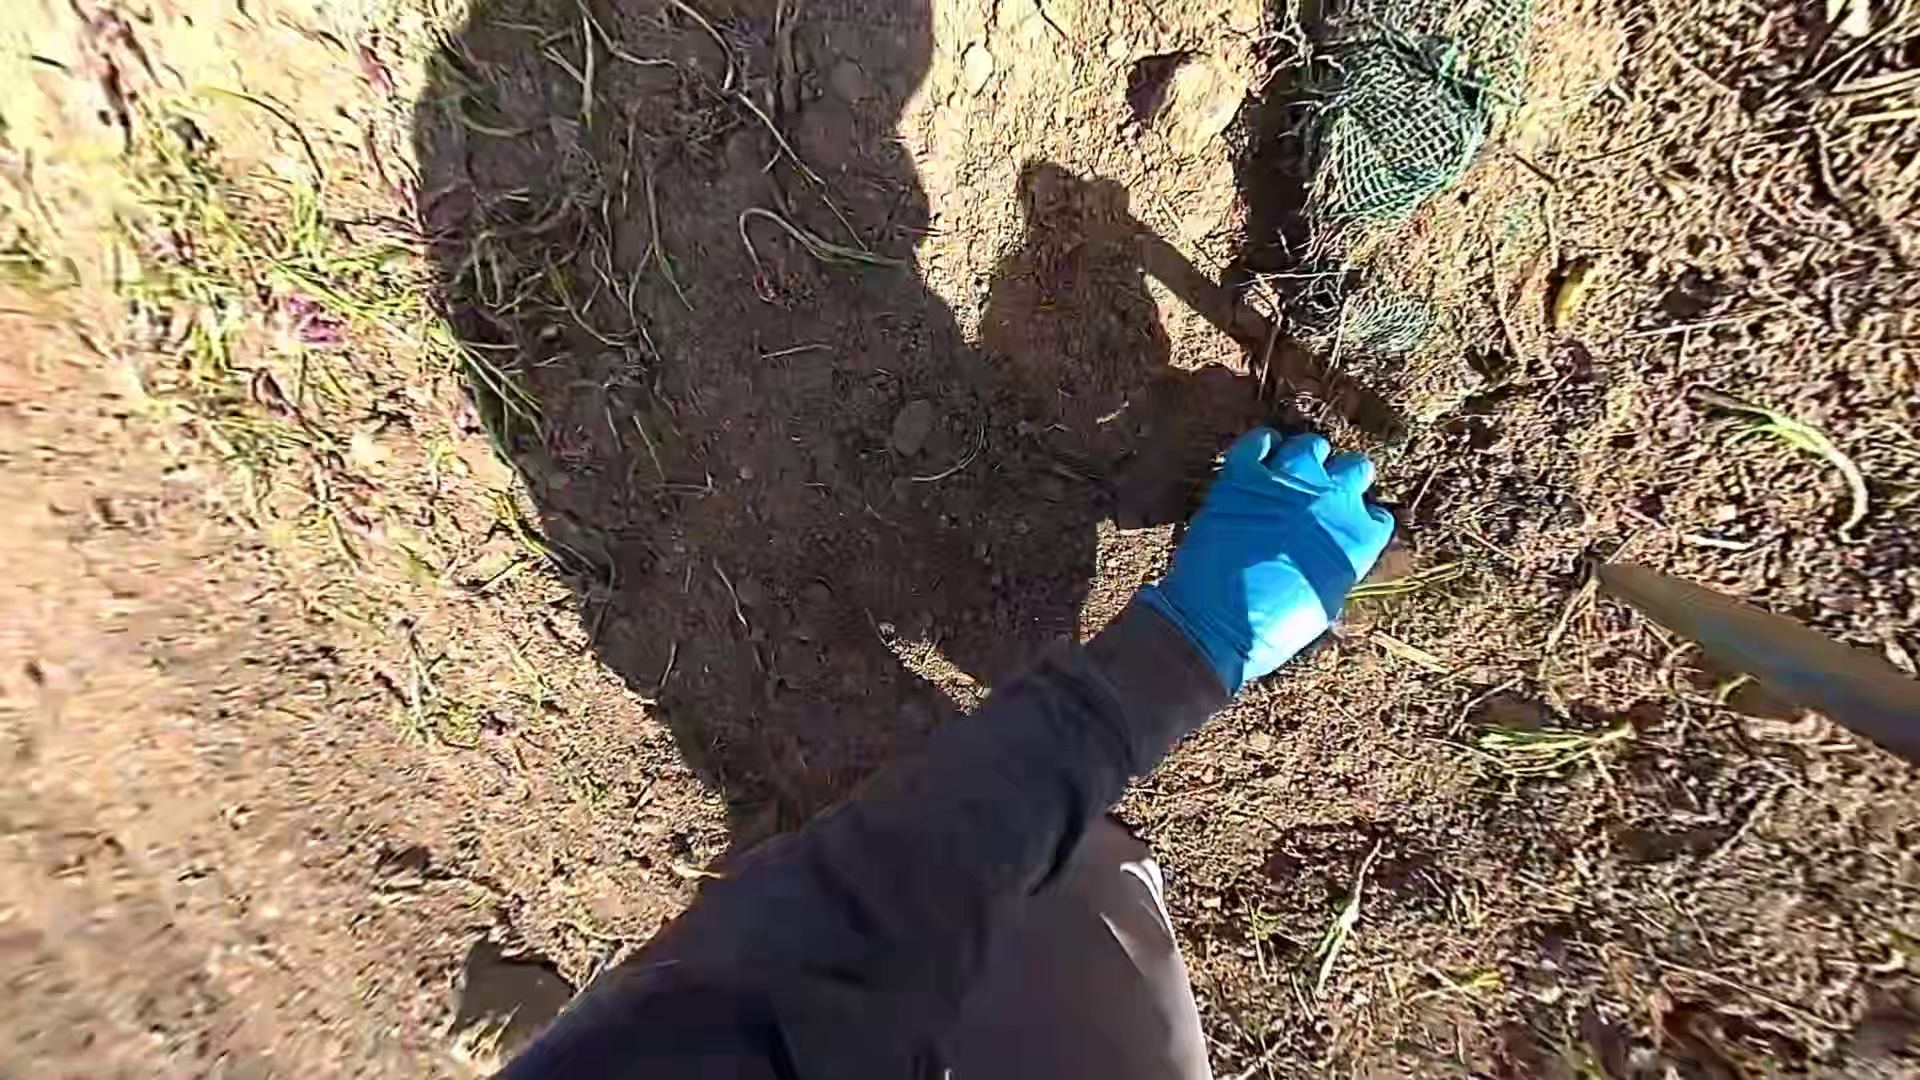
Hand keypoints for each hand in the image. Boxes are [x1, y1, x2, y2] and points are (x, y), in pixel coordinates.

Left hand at [1139, 429, 1394, 691]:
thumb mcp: (1325, 602)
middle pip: (1354, 468)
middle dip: (1339, 477)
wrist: (1220, 620)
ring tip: (1289, 469)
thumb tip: (1328, 555)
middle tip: (1317, 490)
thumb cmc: (1273, 627)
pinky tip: (1259, 453)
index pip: (1375, 513)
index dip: (1356, 517)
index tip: (1340, 523)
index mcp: (1360, 537)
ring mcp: (1288, 483)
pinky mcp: (1243, 477)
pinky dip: (1260, 443)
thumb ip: (1336, 565)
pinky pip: (1257, 442)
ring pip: (1310, 446)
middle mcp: (1333, 501)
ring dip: (1303, 456)